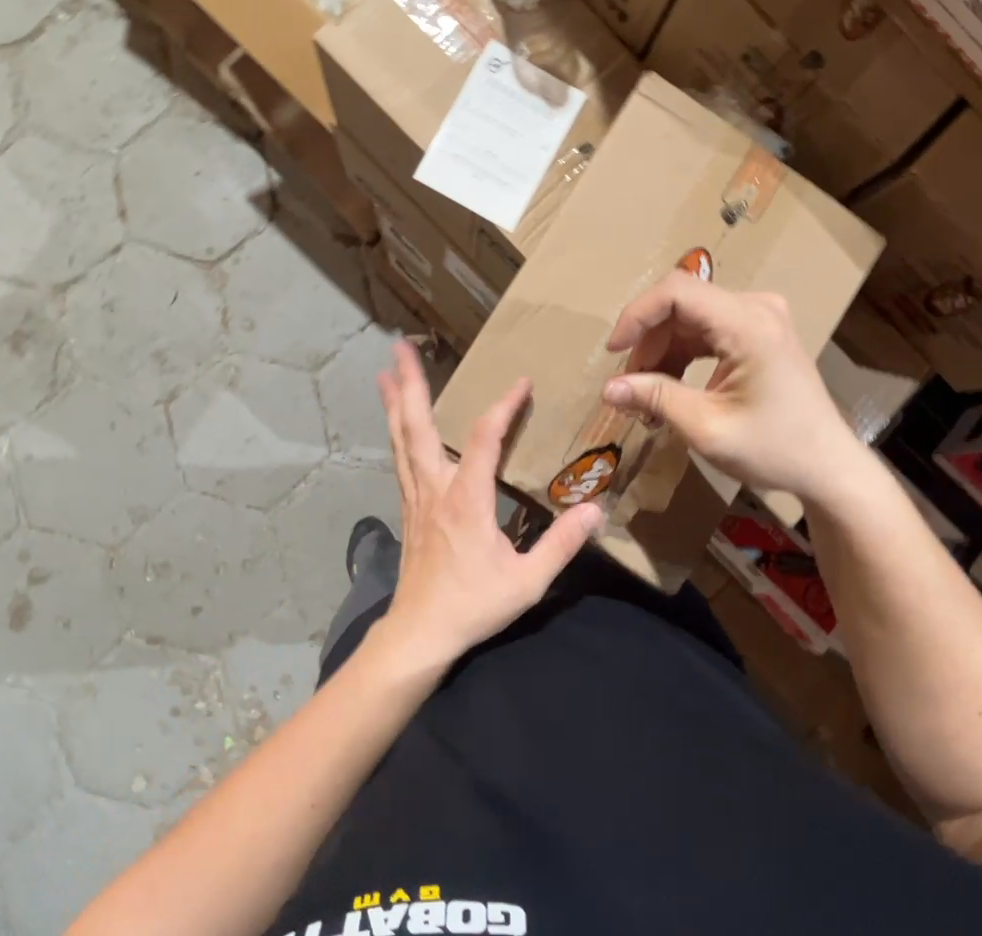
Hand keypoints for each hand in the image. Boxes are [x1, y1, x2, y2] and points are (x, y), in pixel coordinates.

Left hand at [374, 342, 603, 668]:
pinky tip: (396, 428)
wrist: (419, 633)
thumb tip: (595, 508)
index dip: (502, 407)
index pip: (483, 439)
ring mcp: (416, 500)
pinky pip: (400, 461)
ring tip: (386, 372)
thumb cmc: (474, 605)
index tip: (521, 383)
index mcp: (466, 500)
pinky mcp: (408, 513)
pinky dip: (398, 434)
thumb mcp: (528, 580)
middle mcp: (434, 490)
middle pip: (418, 427)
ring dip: (396, 404)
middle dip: (411, 385)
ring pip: (402, 441)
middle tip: (399, 348)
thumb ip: (562, 543)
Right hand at [601, 272, 860, 503]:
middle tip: (630, 389)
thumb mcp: (706, 428)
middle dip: (648, 343)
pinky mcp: (760, 332)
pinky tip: (671, 388)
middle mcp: (756, 308)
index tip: (613, 352)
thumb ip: (655, 399)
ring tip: (647, 397)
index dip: (636, 315)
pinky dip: (683, 355)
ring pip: (691, 318)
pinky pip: (708, 330)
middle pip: (681, 304)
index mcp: (748, 324)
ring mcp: (761, 317)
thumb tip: (607, 389)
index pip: (676, 292)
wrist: (827, 465)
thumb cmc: (773, 450)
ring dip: (662, 352)